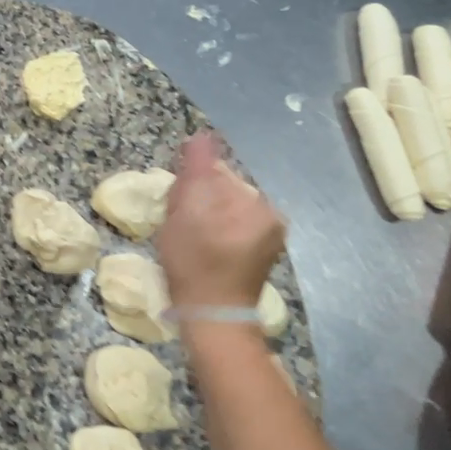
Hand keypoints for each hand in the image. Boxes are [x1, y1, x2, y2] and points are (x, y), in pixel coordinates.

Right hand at [155, 131, 284, 310]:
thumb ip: (196, 171)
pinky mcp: (259, 250)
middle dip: (195, 199)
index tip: (178, 208)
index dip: (188, 186)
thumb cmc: (194, 261)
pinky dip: (209, 227)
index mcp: (258, 205)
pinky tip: (198, 245)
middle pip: (219, 188)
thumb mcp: (186, 211)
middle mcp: (271, 216)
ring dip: (199, 213)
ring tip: (187, 235)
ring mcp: (268, 235)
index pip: (214, 173)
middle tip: (179, 223)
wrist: (212, 313)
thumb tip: (201, 135)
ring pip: (220, 206)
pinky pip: (228, 223)